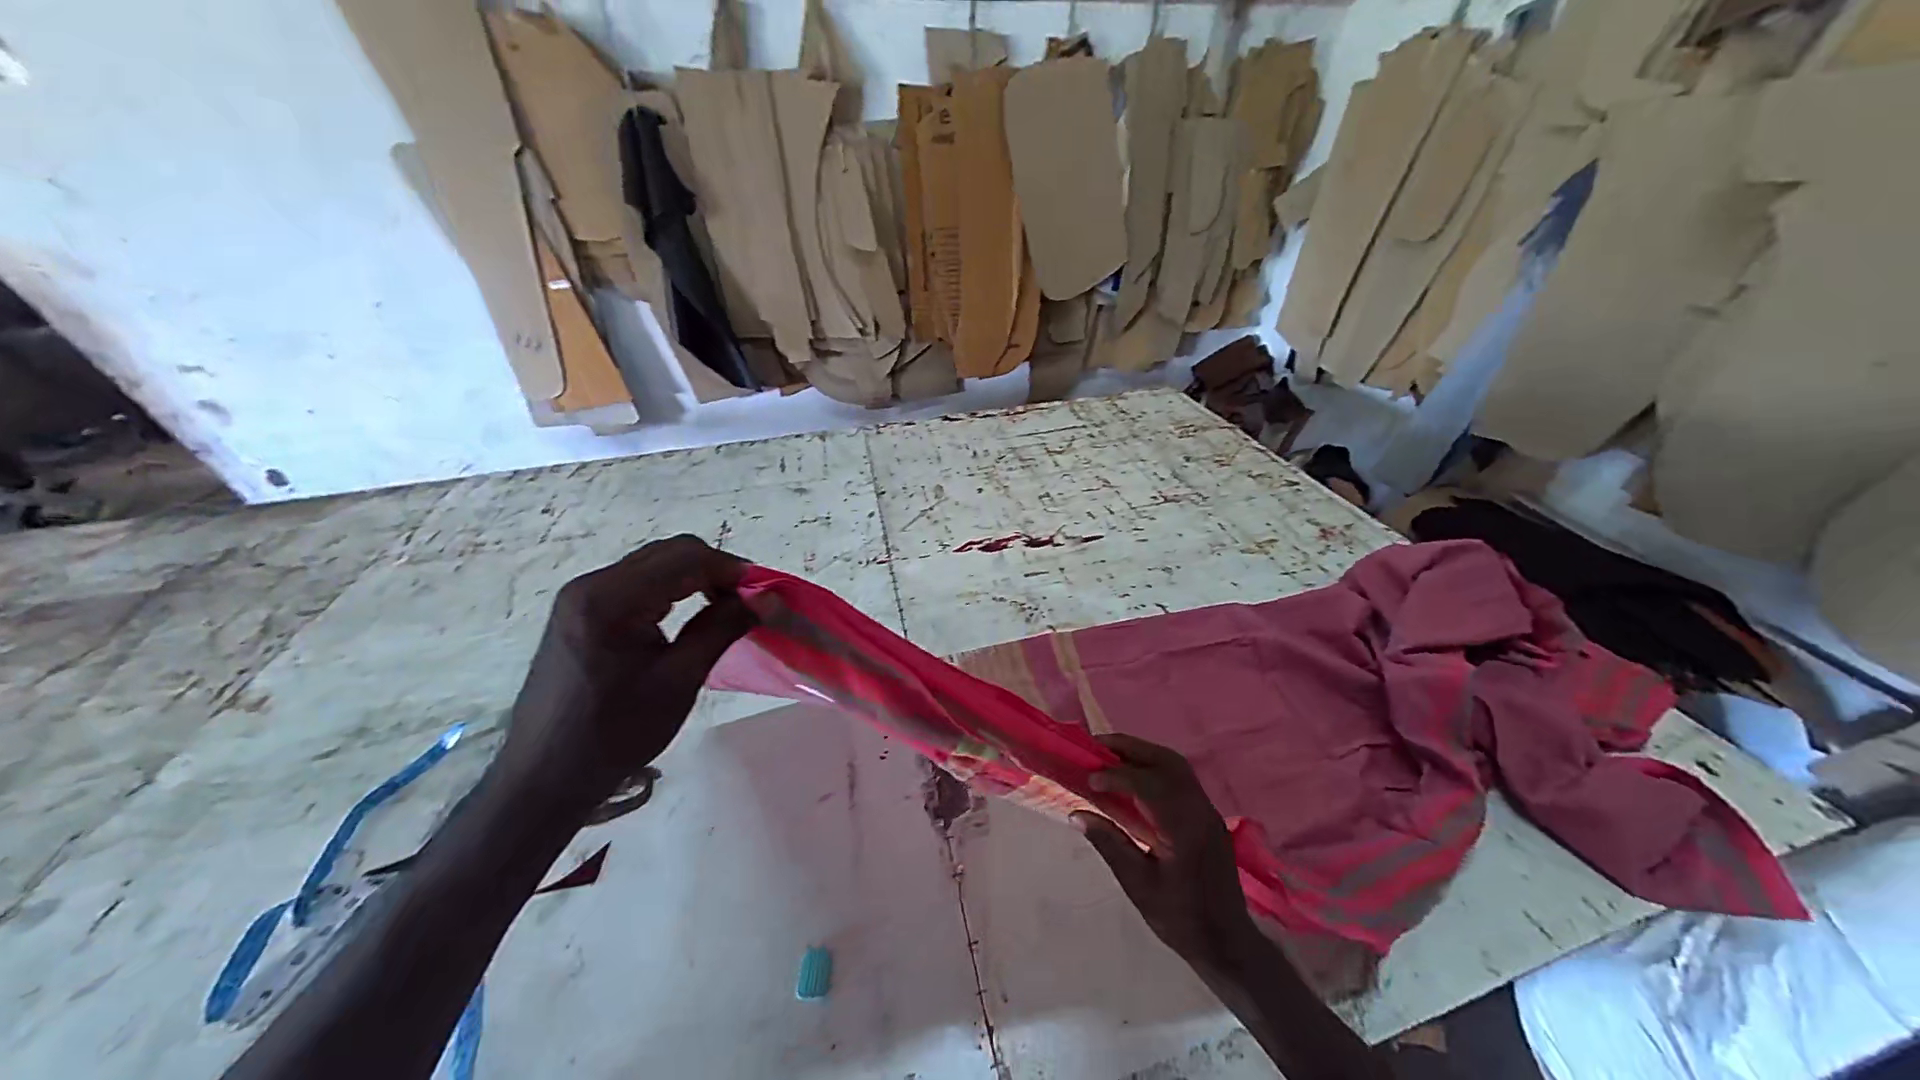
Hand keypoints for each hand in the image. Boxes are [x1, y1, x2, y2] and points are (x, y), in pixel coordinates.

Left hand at [496, 535, 756, 816]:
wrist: (544, 776)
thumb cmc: (614, 734)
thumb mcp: (679, 680)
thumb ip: (722, 628)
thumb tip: (766, 599)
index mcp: (610, 598)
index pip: (684, 556)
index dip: (731, 568)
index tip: (764, 594)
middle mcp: (590, 584)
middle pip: (668, 554)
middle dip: (715, 570)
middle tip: (750, 602)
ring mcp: (581, 597)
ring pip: (653, 566)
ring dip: (694, 579)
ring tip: (727, 609)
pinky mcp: (580, 612)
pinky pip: (636, 585)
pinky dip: (671, 591)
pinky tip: (690, 615)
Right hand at [1072, 734, 1261, 974]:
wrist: (1228, 943)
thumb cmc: (1181, 919)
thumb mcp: (1139, 885)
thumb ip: (1110, 844)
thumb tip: (1077, 815)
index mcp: (1185, 828)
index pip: (1149, 784)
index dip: (1117, 775)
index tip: (1088, 778)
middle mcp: (1201, 810)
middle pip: (1167, 761)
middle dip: (1130, 748)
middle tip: (1095, 747)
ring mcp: (1208, 811)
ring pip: (1176, 766)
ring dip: (1142, 754)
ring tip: (1110, 757)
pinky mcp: (1207, 816)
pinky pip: (1180, 778)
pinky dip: (1154, 768)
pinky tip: (1132, 778)